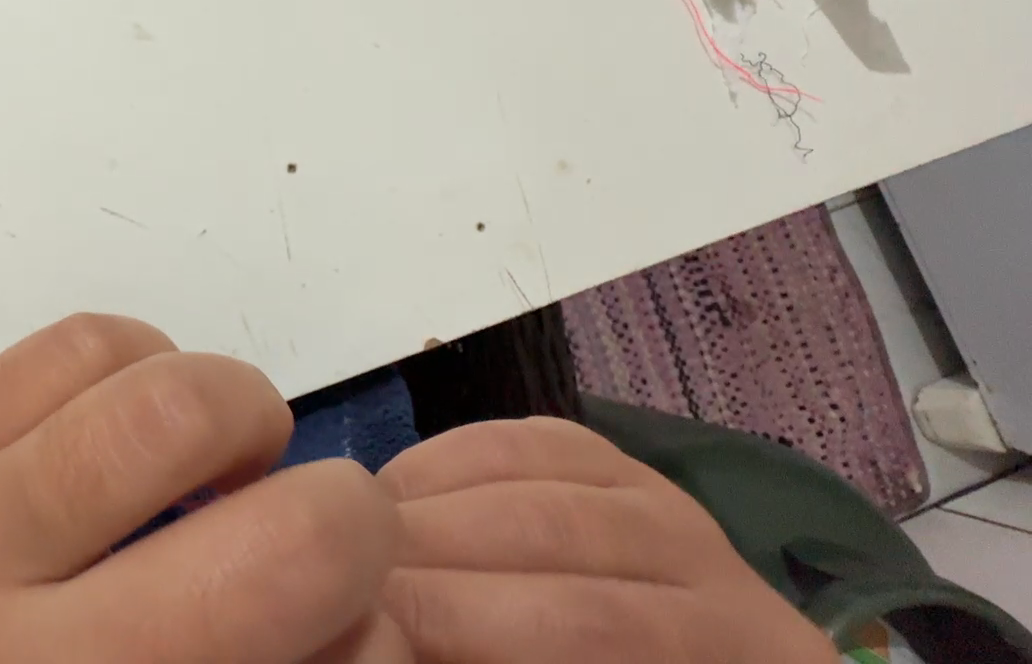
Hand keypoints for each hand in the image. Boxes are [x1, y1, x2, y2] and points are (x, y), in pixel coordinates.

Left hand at [0, 314, 407, 663]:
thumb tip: (335, 621)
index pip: (292, 646)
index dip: (371, 623)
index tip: (357, 619)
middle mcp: (16, 631)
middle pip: (265, 538)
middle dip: (343, 520)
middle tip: (311, 526)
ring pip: (160, 399)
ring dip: (234, 412)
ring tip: (218, 455)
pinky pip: (71, 346)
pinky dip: (140, 360)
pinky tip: (123, 414)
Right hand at [375, 417, 837, 663]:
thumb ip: (474, 650)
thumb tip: (384, 631)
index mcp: (736, 656)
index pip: (589, 625)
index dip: (454, 613)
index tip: (364, 613)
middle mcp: (721, 573)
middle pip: (548, 533)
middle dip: (423, 546)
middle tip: (339, 565)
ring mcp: (669, 506)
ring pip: (527, 472)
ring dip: (422, 497)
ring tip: (355, 531)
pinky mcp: (617, 462)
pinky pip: (520, 435)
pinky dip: (446, 454)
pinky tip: (397, 486)